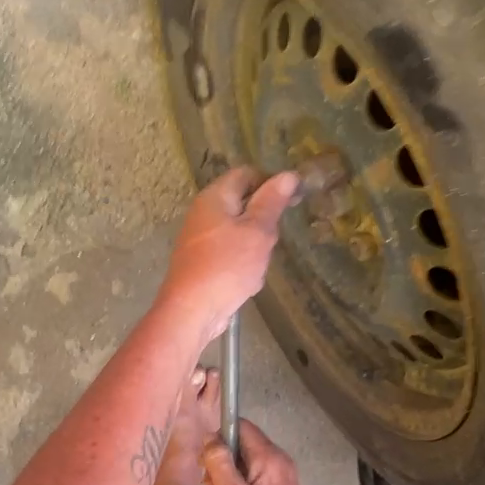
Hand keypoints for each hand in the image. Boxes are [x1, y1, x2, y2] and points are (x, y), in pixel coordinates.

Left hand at [157, 168, 299, 339]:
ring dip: (255, 245)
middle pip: (242, 203)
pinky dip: (243, 264)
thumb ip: (271, 203)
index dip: (271, 181)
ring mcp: (200, 239)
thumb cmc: (226, 266)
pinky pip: (230, 254)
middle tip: (273, 238)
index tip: (293, 198)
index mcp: (214, 198)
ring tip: (258, 263)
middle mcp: (203, 213)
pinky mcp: (202, 261)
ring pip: (239, 232)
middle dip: (263, 220)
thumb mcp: (257, 232)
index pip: (246, 174)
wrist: (191, 311)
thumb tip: (287, 175)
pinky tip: (248, 280)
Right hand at [201, 419, 323, 484]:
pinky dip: (235, 479)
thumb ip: (220, 465)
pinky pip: (251, 472)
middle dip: (220, 454)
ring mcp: (279, 474)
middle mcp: (278, 460)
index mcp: (270, 459)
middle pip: (242, 441)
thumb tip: (209, 438)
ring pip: (245, 458)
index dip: (219, 434)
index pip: (242, 426)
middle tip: (204, 476)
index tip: (202, 455)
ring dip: (225, 469)